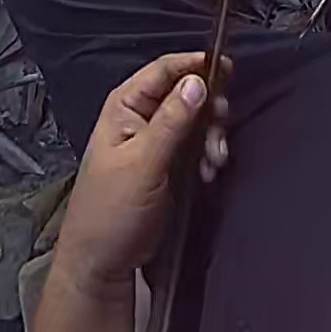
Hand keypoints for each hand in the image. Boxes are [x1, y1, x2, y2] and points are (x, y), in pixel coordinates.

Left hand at [54, 52, 231, 297]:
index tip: (227, 69)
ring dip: (211, 135)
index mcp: (126, 104)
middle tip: (222, 124)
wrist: (103, 267)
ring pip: (196, 118)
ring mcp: (156, 138)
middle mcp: (142, 115)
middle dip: (209, 108)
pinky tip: (209, 171)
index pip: (165, 69)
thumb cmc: (110, 212)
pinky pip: (197, 143)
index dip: (196, 64)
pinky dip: (208, 153)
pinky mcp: (169, 161)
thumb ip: (171, 121)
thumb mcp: (142, 164)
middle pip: (186, 92)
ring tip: (214, 160)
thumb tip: (197, 82)